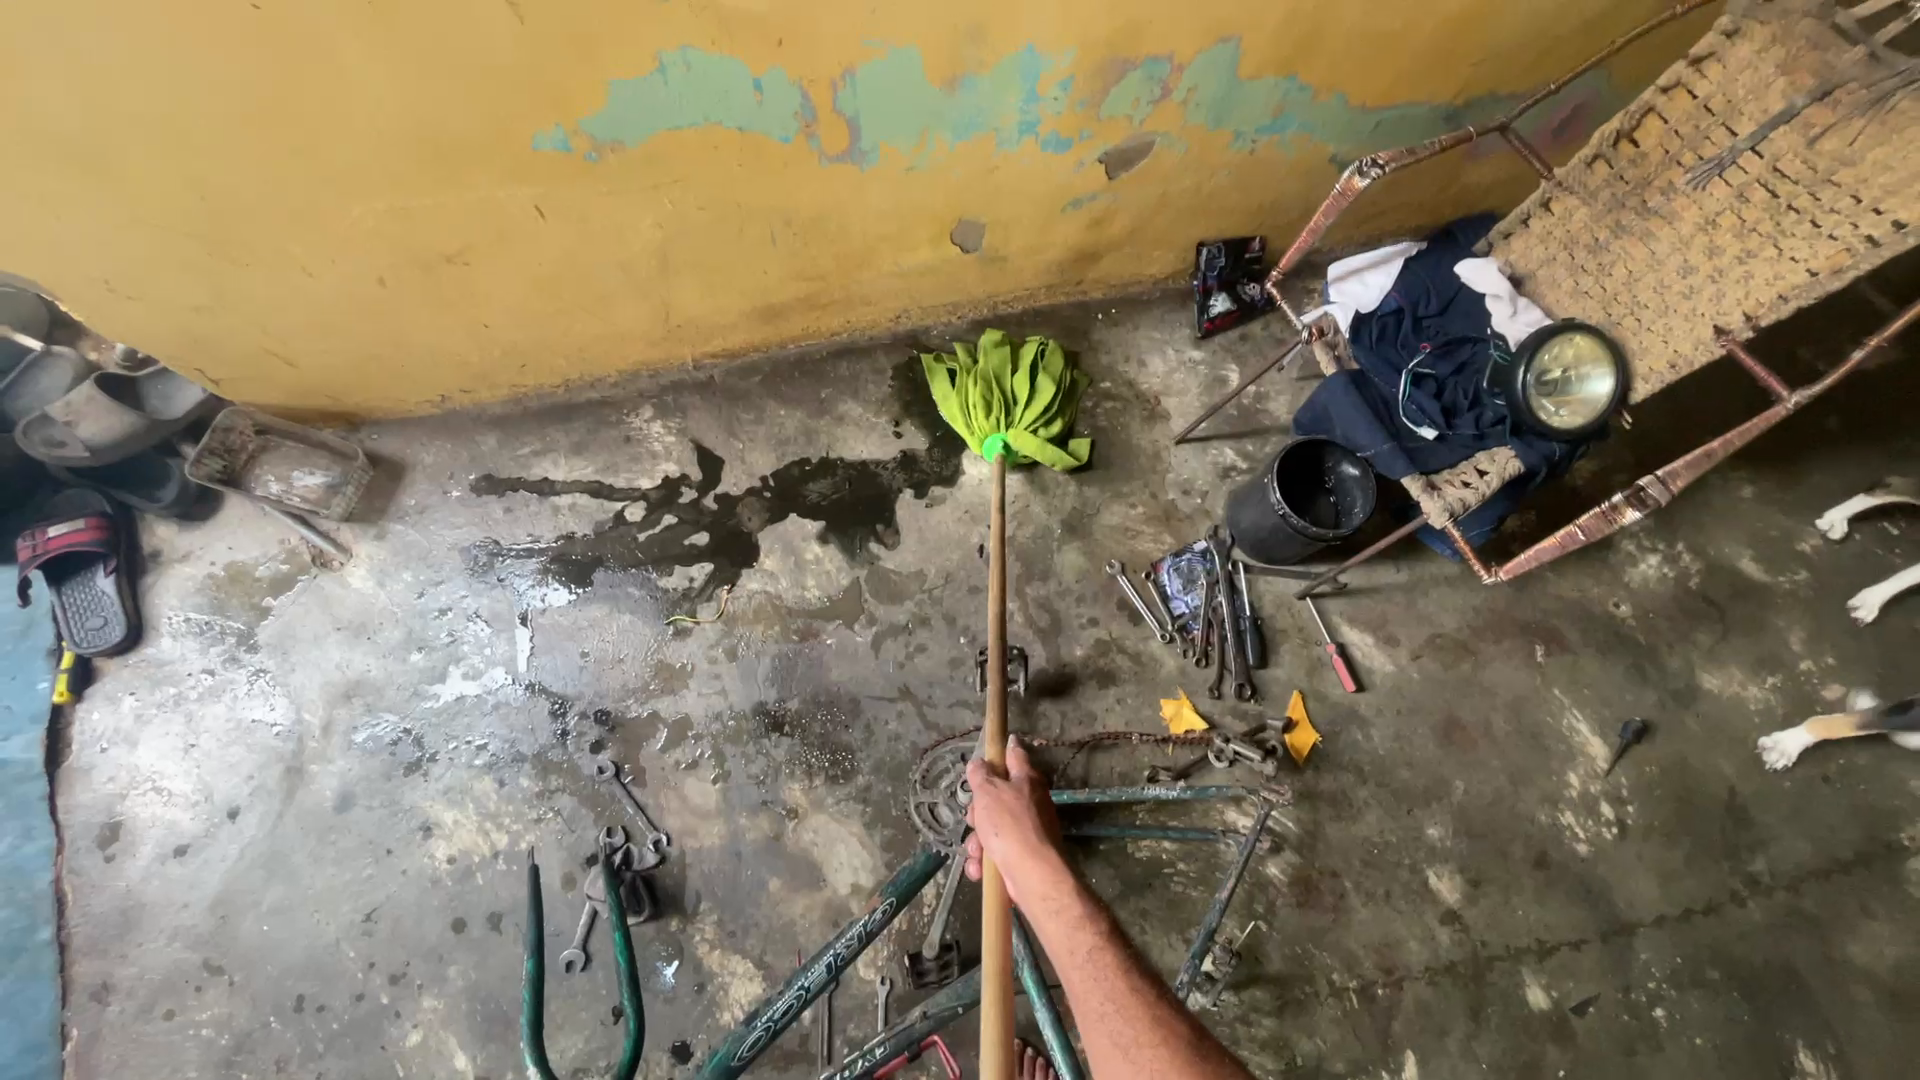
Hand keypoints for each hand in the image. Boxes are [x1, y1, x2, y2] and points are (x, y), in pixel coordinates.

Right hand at [964, 736, 1066, 906]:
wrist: (1031, 873)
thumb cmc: (1009, 825)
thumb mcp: (989, 793)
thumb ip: (981, 775)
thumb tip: (979, 762)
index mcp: (1026, 780)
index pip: (1015, 755)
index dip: (1005, 748)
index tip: (1002, 741)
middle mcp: (1030, 801)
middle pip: (996, 796)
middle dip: (978, 811)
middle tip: (974, 819)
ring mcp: (1027, 829)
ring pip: (992, 827)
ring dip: (978, 841)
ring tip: (977, 853)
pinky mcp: (1022, 854)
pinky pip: (996, 852)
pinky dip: (985, 861)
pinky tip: (980, 869)